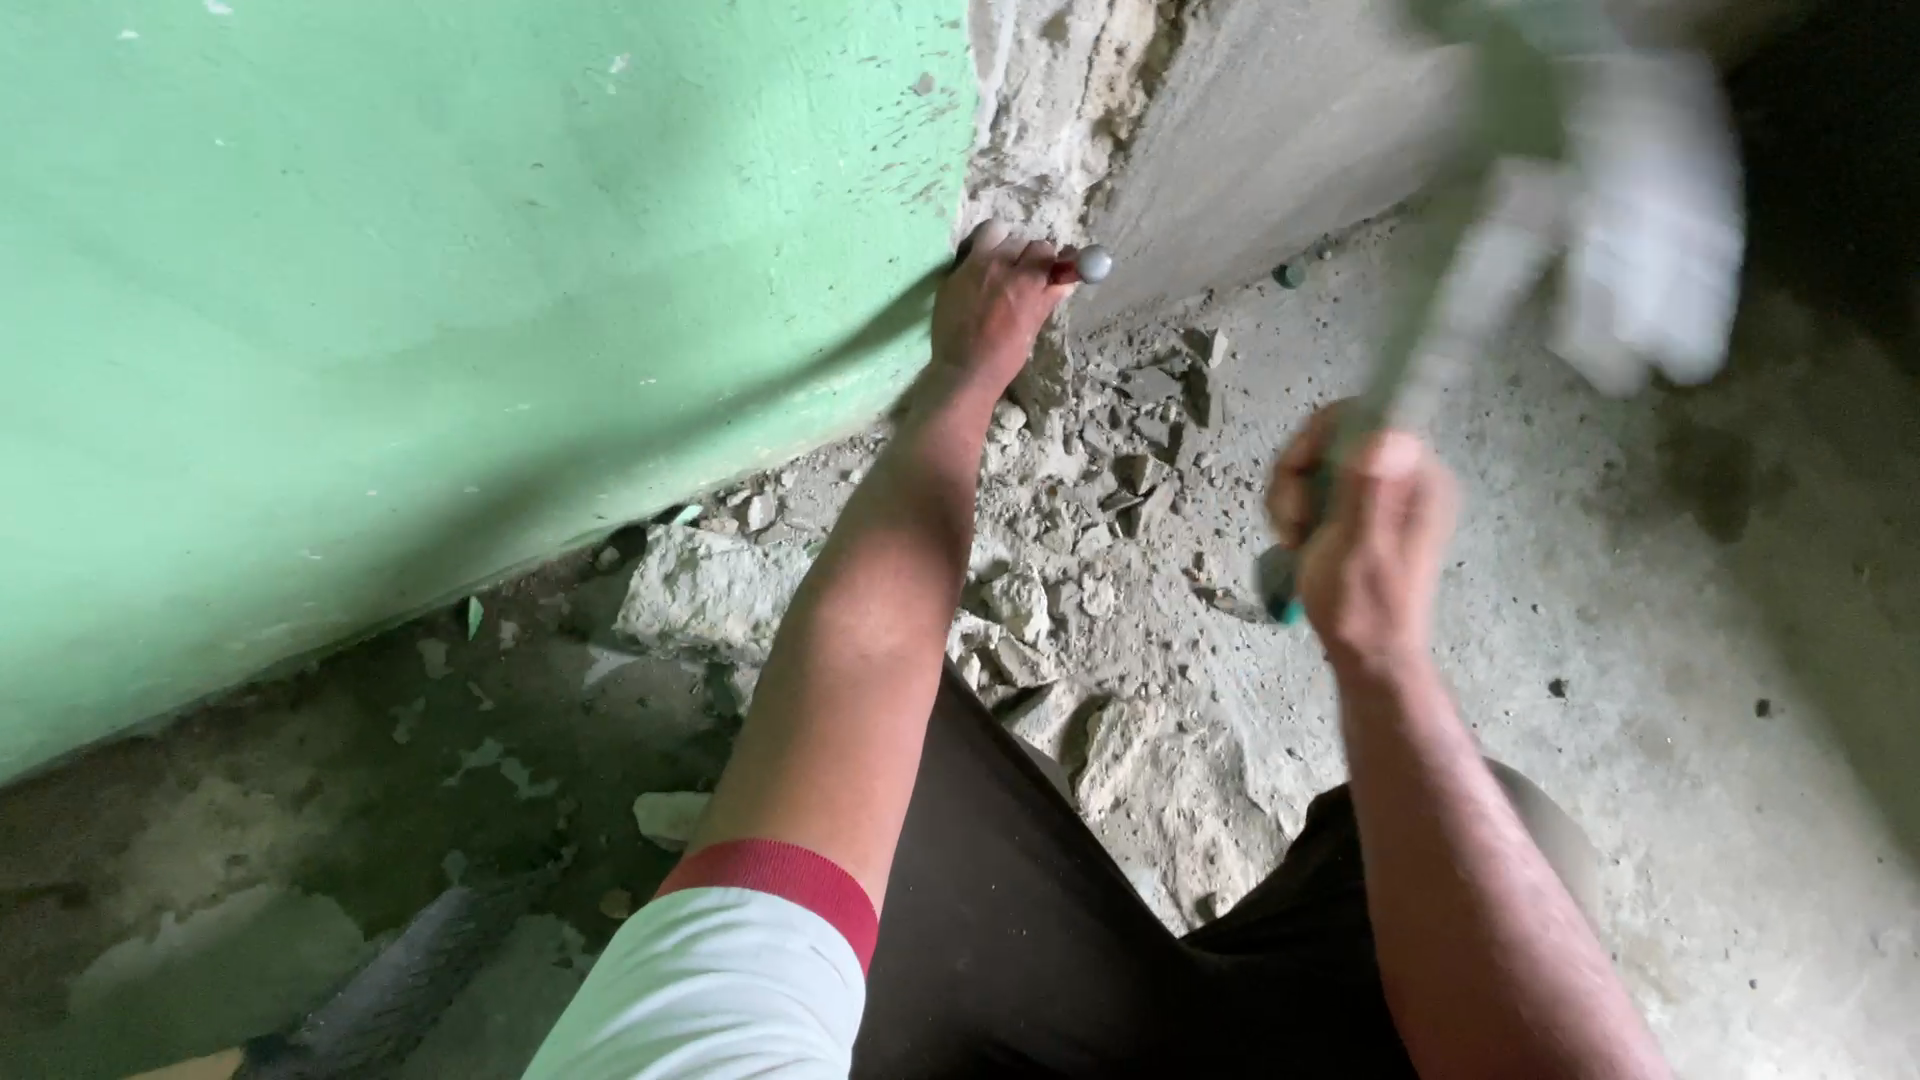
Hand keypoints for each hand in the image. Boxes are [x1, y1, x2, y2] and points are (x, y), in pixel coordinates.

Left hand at [930, 221, 1074, 394]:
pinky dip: (979, 258)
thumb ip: (1048, 296)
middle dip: (1023, 254)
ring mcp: (971, 267)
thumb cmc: (1005, 355)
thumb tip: (1067, 278)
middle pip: (1019, 240)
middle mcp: (998, 265)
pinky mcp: (952, 274)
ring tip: (998, 266)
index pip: (1043, 248)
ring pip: (993, 232)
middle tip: (1020, 275)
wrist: (964, 370)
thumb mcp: (1034, 325)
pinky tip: (978, 279)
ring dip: (1001, 244)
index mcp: (1024, 281)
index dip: (1046, 259)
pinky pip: (970, 251)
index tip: (1045, 271)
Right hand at [1267, 404, 1456, 671]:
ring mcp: (1382, 494)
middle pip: (1333, 437)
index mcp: (1417, 479)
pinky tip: (1296, 541)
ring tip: (1291, 539)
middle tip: (1288, 521)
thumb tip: (1388, 431)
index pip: (1365, 416)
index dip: (1318, 435)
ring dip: (1290, 496)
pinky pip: (1316, 486)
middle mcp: (1404, 476)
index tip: (1292, 473)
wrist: (1368, 654)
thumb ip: (1370, 490)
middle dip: (1296, 475)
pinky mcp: (1361, 512)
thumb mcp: (1359, 548)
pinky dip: (1295, 509)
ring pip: (1317, 463)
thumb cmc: (1363, 607)